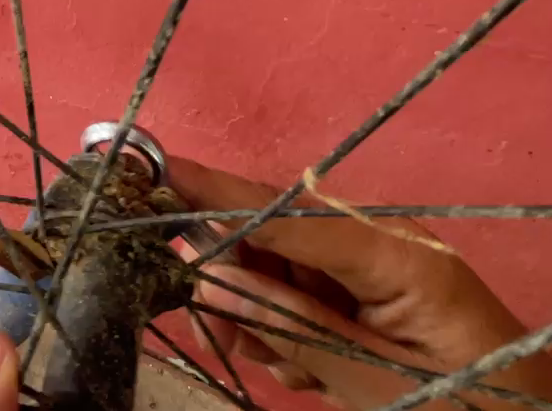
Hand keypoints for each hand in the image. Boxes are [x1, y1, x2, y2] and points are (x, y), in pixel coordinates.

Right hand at [173, 161, 551, 409]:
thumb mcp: (381, 386)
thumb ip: (292, 328)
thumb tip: (208, 276)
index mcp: (394, 254)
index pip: (284, 211)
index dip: (216, 191)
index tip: (157, 166)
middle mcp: (376, 244)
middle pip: (272, 230)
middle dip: (230, 265)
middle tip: (200, 308)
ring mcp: (372, 269)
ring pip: (276, 264)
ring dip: (253, 307)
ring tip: (260, 356)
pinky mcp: (367, 296)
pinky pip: (297, 292)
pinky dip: (279, 326)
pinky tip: (292, 366)